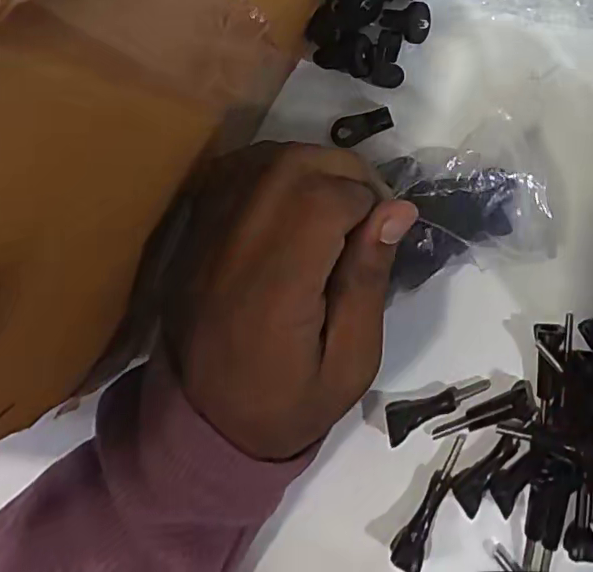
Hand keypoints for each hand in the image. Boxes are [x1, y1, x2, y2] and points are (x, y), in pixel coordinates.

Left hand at [166, 143, 418, 459]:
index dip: (366, 199)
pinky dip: (278, 168)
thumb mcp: (352, 361)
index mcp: (272, 295)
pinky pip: (235, 171)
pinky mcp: (193, 236)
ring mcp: (203, 241)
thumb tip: (399, 210)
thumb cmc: (290, 403)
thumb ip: (370, 280)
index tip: (382, 228)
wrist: (201, 433)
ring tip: (338, 200)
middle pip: (291, 168)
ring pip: (263, 159)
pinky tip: (300, 196)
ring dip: (315, 165)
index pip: (320, 203)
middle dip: (346, 172)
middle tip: (368, 208)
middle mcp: (229, 255)